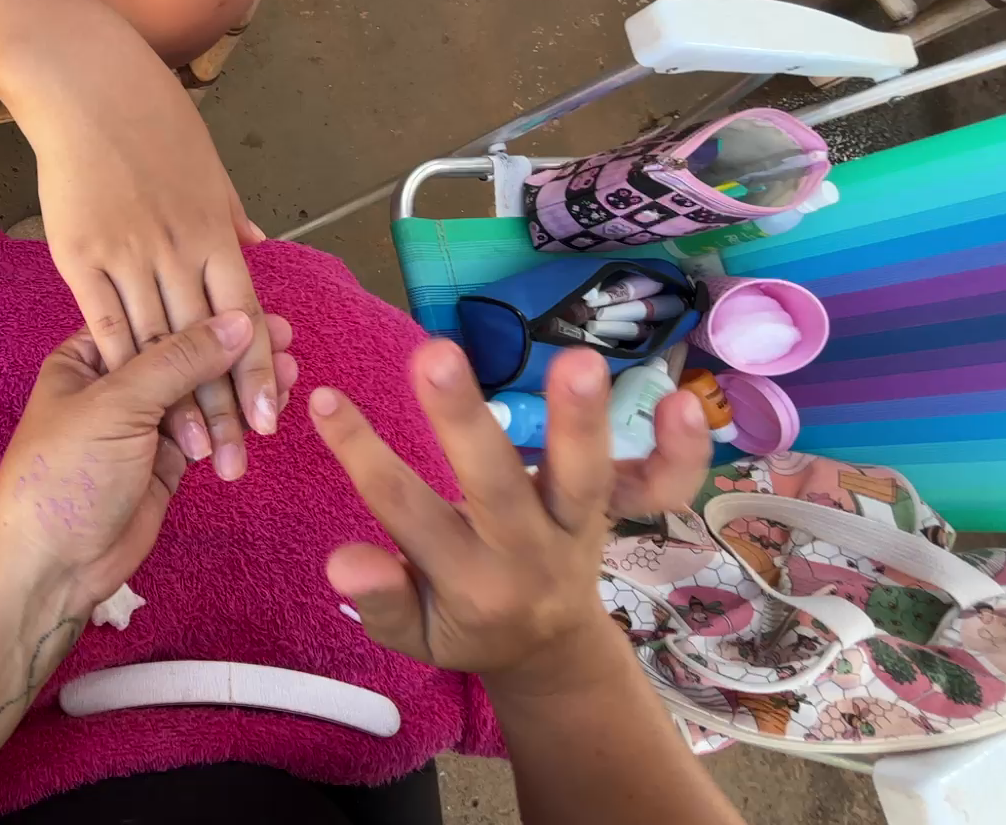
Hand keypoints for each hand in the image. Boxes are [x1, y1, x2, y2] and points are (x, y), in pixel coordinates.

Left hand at [0, 311, 297, 613]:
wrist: (52, 566)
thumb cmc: (70, 470)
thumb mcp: (119, 404)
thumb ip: (180, 360)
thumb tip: (240, 321)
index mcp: (88, 357)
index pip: (154, 322)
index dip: (204, 316)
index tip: (256, 309)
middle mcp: (117, 384)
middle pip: (183, 358)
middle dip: (232, 351)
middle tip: (285, 338)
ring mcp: (143, 424)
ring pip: (201, 395)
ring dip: (242, 385)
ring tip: (288, 370)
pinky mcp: (166, 460)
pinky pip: (209, 431)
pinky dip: (237, 421)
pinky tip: (271, 405)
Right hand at [30, 85, 278, 484]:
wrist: (86, 89)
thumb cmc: (155, 124)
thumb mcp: (209, 169)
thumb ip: (232, 217)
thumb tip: (259, 246)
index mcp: (213, 231)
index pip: (244, 316)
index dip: (258, 371)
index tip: (269, 419)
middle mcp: (176, 249)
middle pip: (204, 344)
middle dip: (221, 408)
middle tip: (234, 462)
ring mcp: (126, 254)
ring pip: (157, 345)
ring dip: (174, 404)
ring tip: (190, 453)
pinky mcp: (78, 257)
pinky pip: (105, 321)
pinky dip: (124, 368)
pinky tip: (134, 408)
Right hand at [309, 341, 709, 693]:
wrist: (550, 650)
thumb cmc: (463, 626)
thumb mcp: (412, 631)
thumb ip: (380, 597)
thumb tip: (340, 560)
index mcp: (469, 584)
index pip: (405, 512)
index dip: (360, 453)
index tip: (324, 399)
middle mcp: (527, 555)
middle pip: (495, 485)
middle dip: (463, 420)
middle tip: (435, 356)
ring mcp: (578, 531)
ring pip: (584, 478)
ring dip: (581, 421)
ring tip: (577, 362)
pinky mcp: (614, 516)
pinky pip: (657, 490)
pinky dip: (677, 453)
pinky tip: (681, 402)